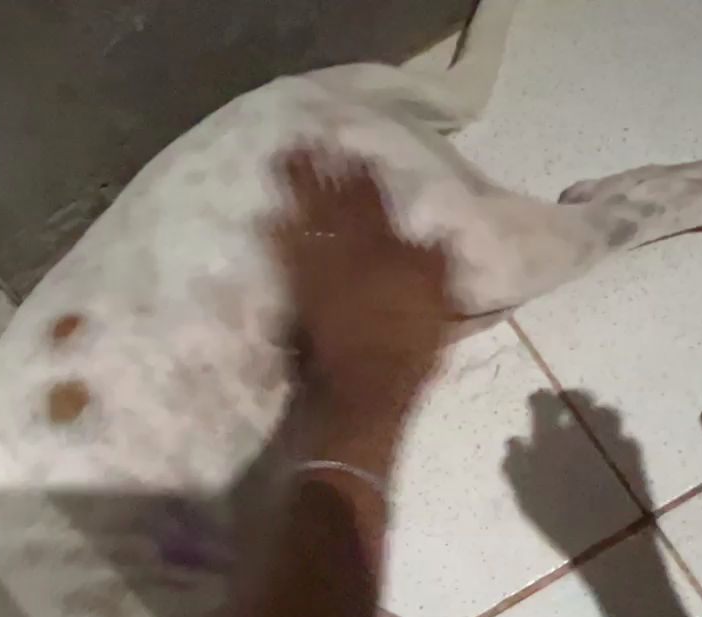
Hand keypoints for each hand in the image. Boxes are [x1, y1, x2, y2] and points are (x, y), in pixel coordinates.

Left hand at [269, 147, 457, 431]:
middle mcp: (345, 251)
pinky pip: (283, 258)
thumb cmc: (408, 350)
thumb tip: (434, 232)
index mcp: (384, 248)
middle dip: (314, 168)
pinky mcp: (298, 298)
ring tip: (277, 162)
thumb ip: (434, 263)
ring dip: (290, 192)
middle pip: (328, 200)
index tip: (347, 143)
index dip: (359, 169)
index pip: (372, 198)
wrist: (364, 391)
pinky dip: (274, 236)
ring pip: (301, 222)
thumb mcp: (437, 302)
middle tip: (298, 138)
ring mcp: (316, 274)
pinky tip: (264, 220)